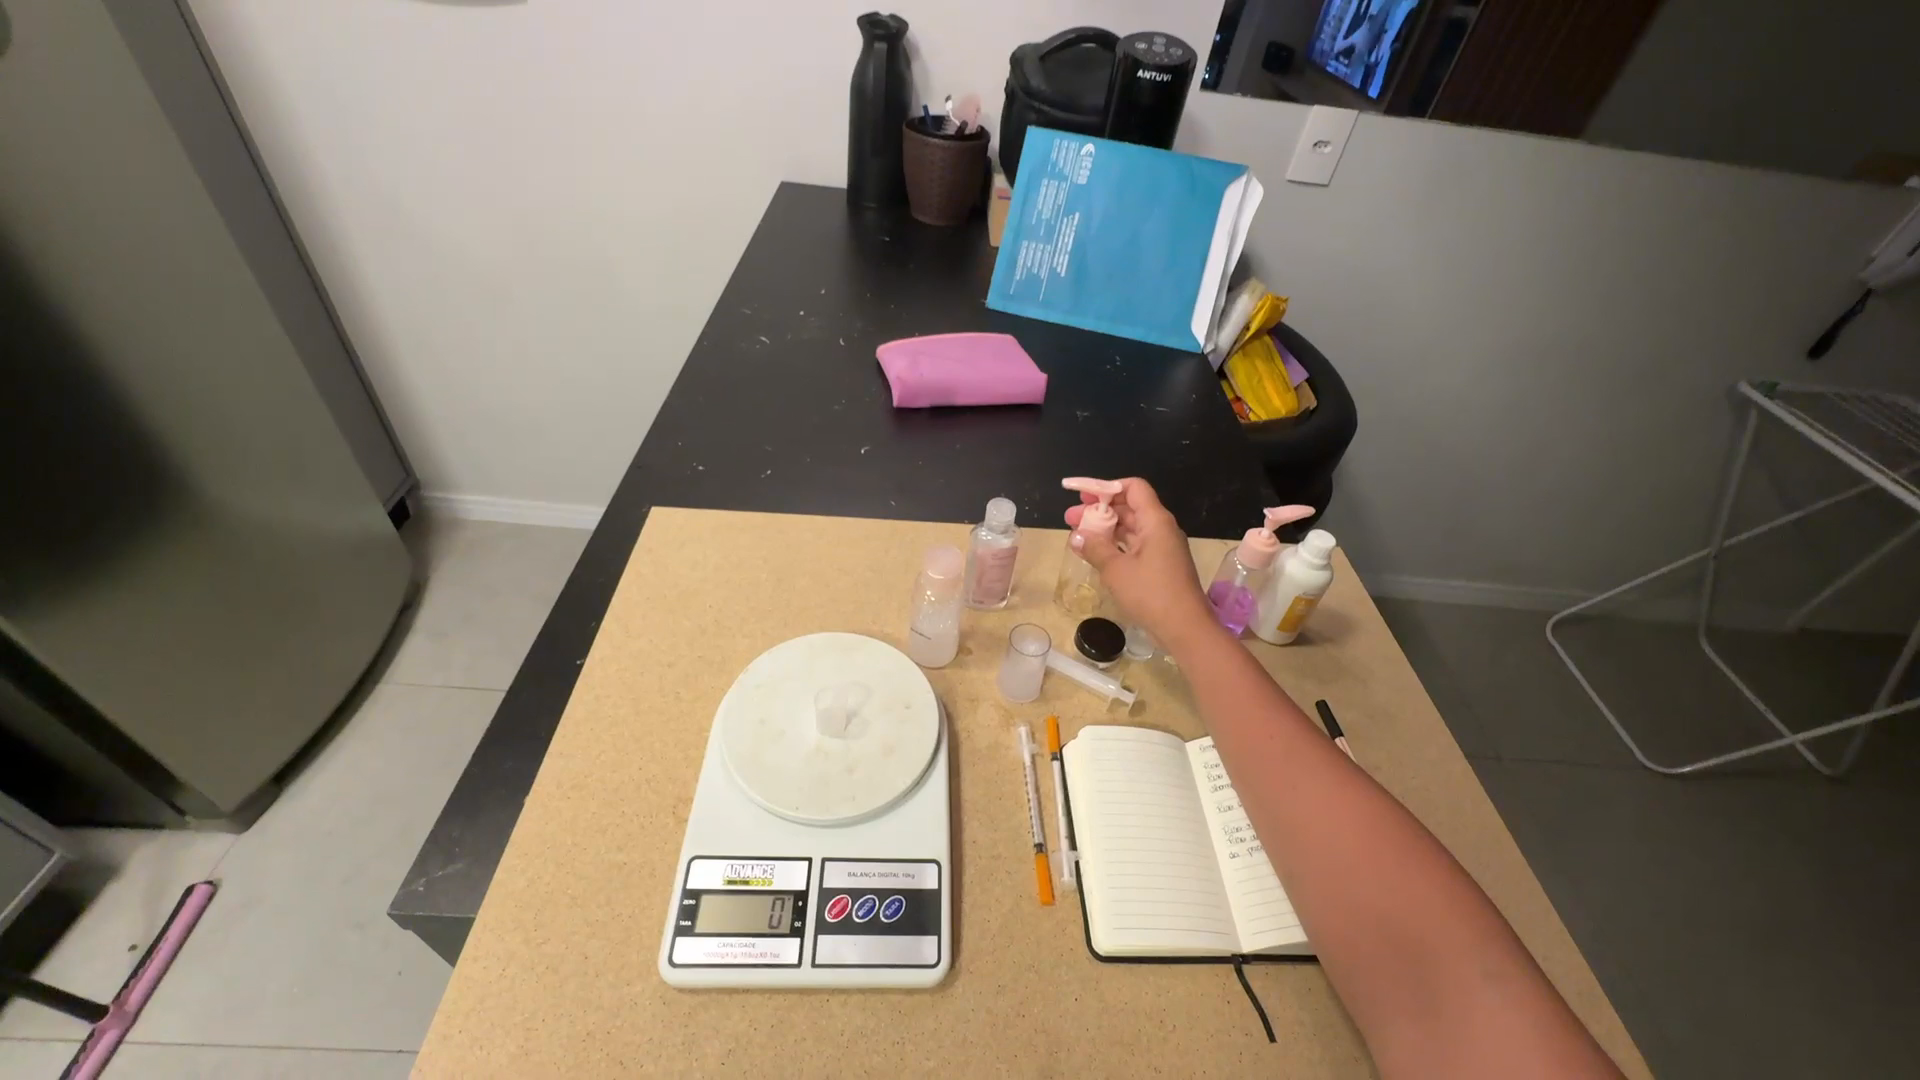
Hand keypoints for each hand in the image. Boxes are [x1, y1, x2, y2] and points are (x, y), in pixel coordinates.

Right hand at [1063, 477, 1217, 648]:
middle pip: (1129, 507)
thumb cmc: (1151, 593)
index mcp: (1155, 521)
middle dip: (1098, 510)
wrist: (1185, 628)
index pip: (1133, 488)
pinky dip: (1114, 545)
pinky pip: (1134, 546)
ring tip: (1077, 535)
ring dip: (1104, 529)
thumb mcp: (1116, 569)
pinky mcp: (1160, 566)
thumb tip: (1077, 536)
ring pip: (1130, 528)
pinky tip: (1095, 554)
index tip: (1082, 497)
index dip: (1107, 487)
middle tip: (1070, 518)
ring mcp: (1162, 548)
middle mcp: (1161, 529)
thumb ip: (1095, 548)